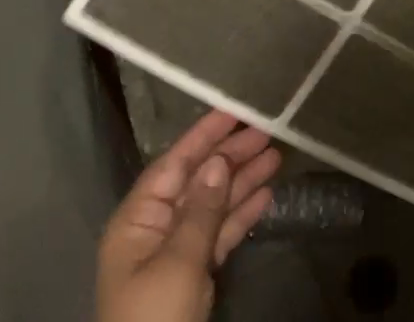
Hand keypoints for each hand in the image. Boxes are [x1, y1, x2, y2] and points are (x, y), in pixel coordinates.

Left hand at [96, 111, 281, 321]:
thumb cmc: (154, 317)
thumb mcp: (177, 263)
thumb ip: (201, 211)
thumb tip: (218, 162)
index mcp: (137, 220)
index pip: (173, 165)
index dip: (203, 136)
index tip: (233, 111)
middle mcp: (154, 229)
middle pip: (196, 182)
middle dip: (230, 156)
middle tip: (268, 131)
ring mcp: (174, 253)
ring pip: (212, 206)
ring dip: (242, 182)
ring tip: (276, 157)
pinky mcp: (194, 275)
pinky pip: (219, 234)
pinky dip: (241, 215)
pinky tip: (266, 196)